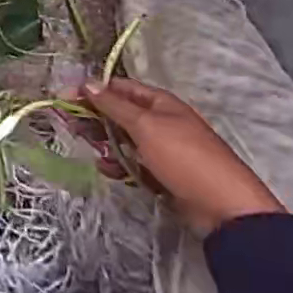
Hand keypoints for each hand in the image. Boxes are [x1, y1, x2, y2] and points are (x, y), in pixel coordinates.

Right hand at [77, 77, 284, 236]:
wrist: (226, 211)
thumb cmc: (184, 157)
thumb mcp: (145, 126)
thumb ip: (114, 105)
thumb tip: (88, 82)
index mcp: (160, 103)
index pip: (119, 88)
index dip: (93, 90)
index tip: (65, 97)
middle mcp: (161, 122)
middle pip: (119, 113)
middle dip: (95, 117)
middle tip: (69, 124)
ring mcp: (163, 150)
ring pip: (124, 139)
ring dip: (105, 142)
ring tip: (89, 148)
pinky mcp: (164, 176)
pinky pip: (134, 164)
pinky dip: (120, 165)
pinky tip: (108, 170)